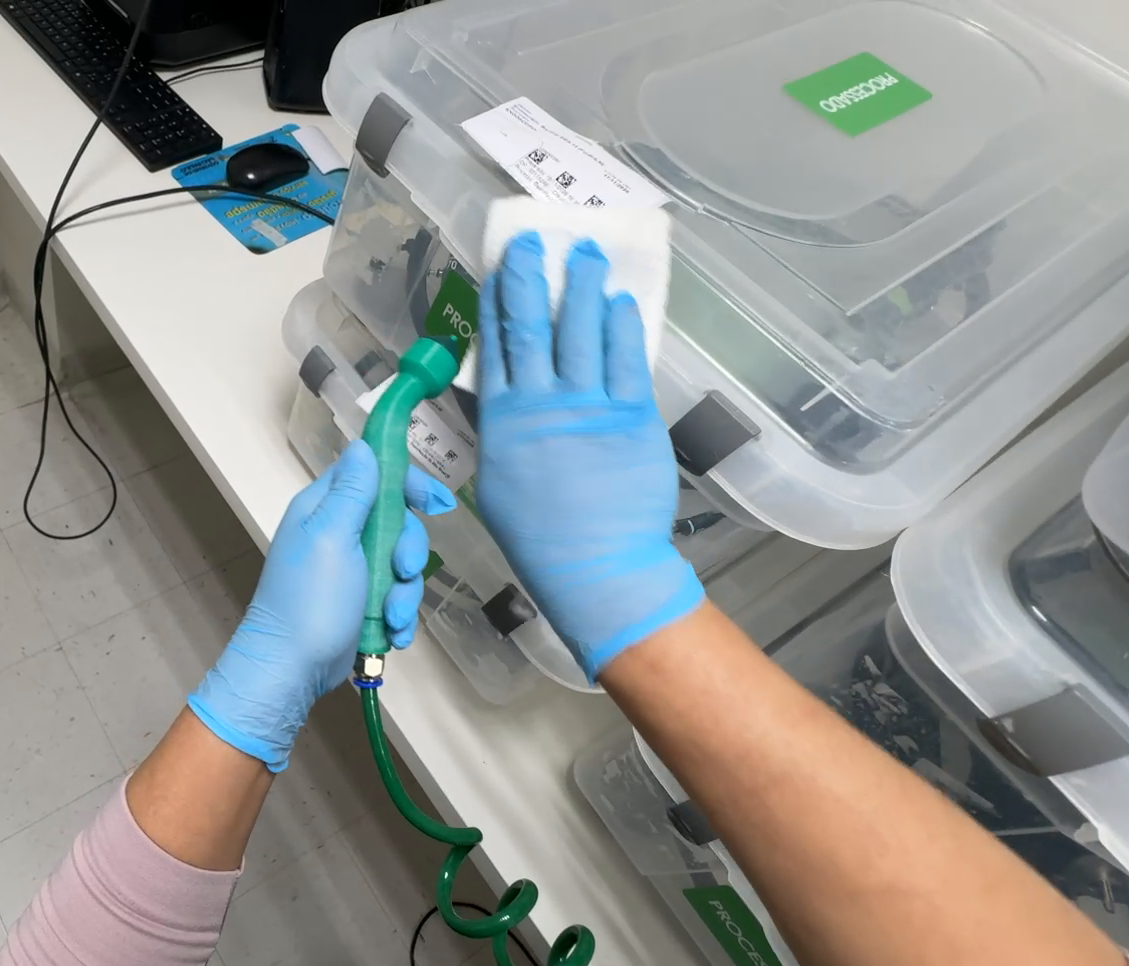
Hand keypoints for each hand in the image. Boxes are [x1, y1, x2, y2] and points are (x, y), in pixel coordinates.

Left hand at [189, 440, 454, 770]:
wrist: (291, 668)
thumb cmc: (310, 598)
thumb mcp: (332, 536)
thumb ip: (352, 490)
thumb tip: (363, 443)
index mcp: (325, 508)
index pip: (372, 473)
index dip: (406, 482)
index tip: (434, 502)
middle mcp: (338, 533)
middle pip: (395, 521)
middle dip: (407, 549)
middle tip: (403, 570)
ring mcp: (350, 570)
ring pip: (400, 563)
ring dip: (404, 593)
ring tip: (391, 616)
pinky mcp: (361, 602)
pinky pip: (395, 597)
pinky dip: (399, 616)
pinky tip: (394, 633)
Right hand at [474, 232, 702, 680]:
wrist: (592, 563)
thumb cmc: (535, 533)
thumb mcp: (496, 480)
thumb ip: (500, 432)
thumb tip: (504, 398)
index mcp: (502, 420)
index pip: (495, 346)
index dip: (495, 302)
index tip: (497, 267)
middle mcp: (541, 403)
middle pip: (533, 327)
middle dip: (531, 278)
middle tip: (535, 239)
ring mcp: (589, 406)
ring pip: (582, 332)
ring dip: (582, 289)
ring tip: (586, 253)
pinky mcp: (633, 415)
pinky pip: (626, 360)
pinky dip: (621, 328)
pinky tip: (618, 303)